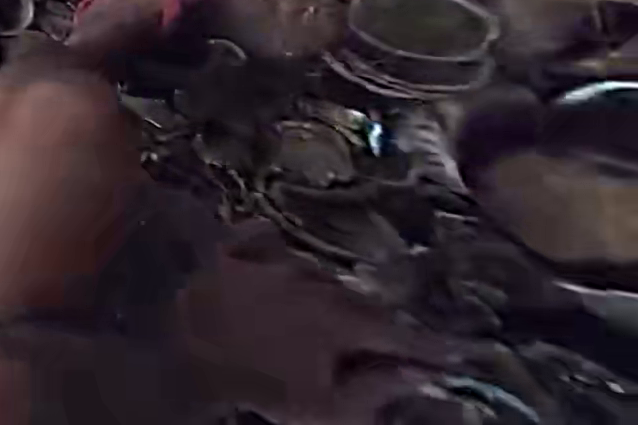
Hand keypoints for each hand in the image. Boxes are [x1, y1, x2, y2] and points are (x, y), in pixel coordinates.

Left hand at [176, 224, 465, 424]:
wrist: (187, 355)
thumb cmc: (264, 388)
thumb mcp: (335, 407)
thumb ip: (380, 388)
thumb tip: (418, 371)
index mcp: (335, 320)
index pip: (397, 332)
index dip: (429, 347)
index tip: (456, 355)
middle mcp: (302, 280)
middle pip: (353, 298)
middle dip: (378, 320)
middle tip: (391, 337)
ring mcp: (259, 261)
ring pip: (309, 267)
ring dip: (329, 287)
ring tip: (338, 305)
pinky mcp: (223, 253)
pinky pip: (253, 236)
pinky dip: (270, 240)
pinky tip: (279, 246)